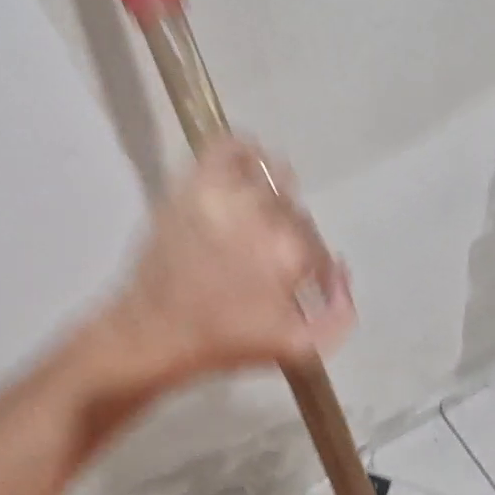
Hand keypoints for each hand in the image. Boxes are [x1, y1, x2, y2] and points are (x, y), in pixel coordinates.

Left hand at [112, 136, 354, 377]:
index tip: (295, 280)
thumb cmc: (221, 343)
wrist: (151, 334)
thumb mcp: (295, 346)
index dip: (310, 266)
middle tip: (264, 258)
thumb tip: (343, 272)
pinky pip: (229, 147)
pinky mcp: (195, 185)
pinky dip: (243, 152)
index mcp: (291, 253)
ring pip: (270, 178)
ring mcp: (227, 195)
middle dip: (288, 236)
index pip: (317, 246)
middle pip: (295, 213)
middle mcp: (265, 216)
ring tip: (255, 217)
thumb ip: (338, 315)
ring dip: (271, 196)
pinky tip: (244, 169)